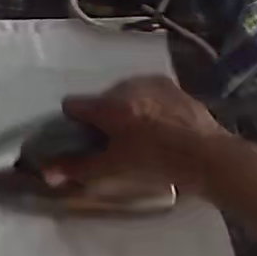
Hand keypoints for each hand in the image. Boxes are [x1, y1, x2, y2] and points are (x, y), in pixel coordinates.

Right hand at [55, 75, 236, 200]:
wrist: (211, 158)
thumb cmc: (159, 164)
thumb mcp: (114, 170)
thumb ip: (77, 168)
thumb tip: (46, 173)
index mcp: (109, 106)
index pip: (72, 104)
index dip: (74, 122)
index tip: (85, 138)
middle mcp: (126, 87)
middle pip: (99, 99)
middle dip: (102, 116)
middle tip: (116, 141)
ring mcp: (150, 82)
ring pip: (122, 93)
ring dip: (124, 108)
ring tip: (140, 133)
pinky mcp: (170, 85)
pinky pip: (145, 91)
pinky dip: (145, 104)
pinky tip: (158, 124)